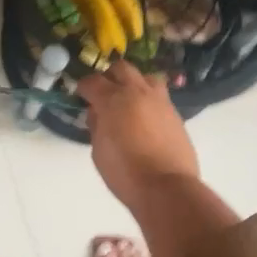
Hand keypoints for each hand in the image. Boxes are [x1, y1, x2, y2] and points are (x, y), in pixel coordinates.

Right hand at [77, 61, 197, 208]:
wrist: (167, 188)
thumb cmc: (125, 173)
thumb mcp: (98, 151)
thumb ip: (96, 126)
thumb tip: (98, 113)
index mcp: (112, 99)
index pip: (92, 81)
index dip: (84, 87)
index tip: (81, 95)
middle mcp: (137, 92)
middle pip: (121, 68)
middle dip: (109, 77)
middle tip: (104, 93)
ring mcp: (159, 101)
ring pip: (145, 76)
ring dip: (134, 83)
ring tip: (129, 100)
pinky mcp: (175, 113)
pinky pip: (159, 96)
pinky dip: (149, 100)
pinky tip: (146, 118)